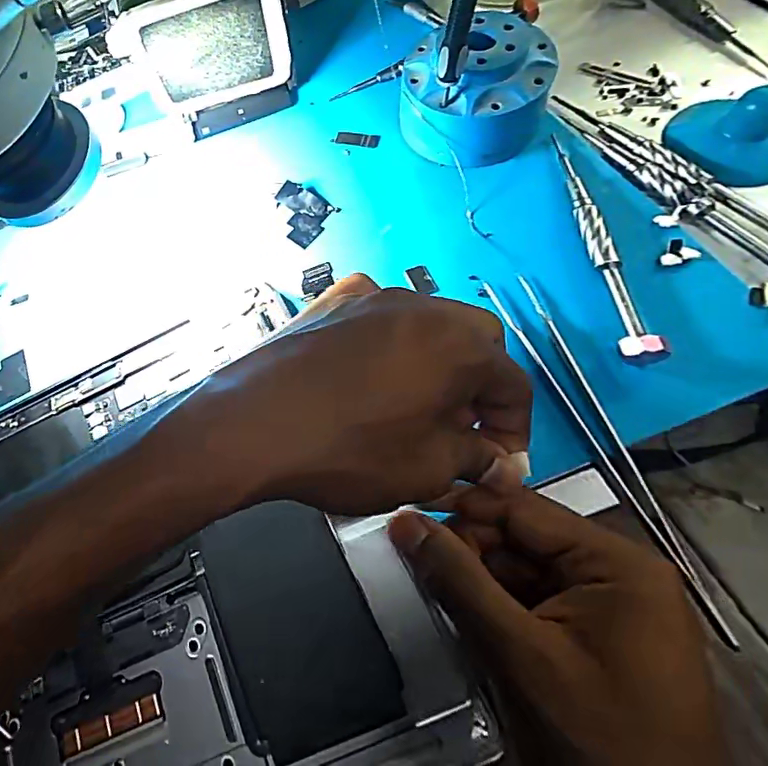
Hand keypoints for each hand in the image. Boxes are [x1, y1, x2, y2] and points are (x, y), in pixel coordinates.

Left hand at [155, 273, 531, 516]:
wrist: (252, 423)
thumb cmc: (344, 448)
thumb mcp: (427, 467)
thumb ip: (475, 458)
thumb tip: (495, 461)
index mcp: (456, 341)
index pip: (513, 382)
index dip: (514, 429)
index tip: (499, 459)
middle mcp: (414, 306)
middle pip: (472, 340)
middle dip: (477, 385)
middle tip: (461, 430)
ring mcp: (364, 298)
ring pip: (421, 323)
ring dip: (432, 361)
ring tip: (414, 408)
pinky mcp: (325, 305)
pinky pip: (372, 317)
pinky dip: (384, 342)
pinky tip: (368, 377)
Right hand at [389, 486, 727, 765]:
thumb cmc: (607, 743)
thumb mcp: (522, 655)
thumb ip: (460, 580)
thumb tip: (407, 524)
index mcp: (619, 565)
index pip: (519, 507)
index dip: (459, 510)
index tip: (407, 521)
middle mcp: (621, 574)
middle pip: (518, 536)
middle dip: (468, 553)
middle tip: (422, 569)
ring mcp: (613, 605)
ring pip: (520, 568)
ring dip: (478, 583)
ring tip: (445, 601)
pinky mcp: (599, 634)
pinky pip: (534, 598)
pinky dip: (499, 608)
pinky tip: (475, 625)